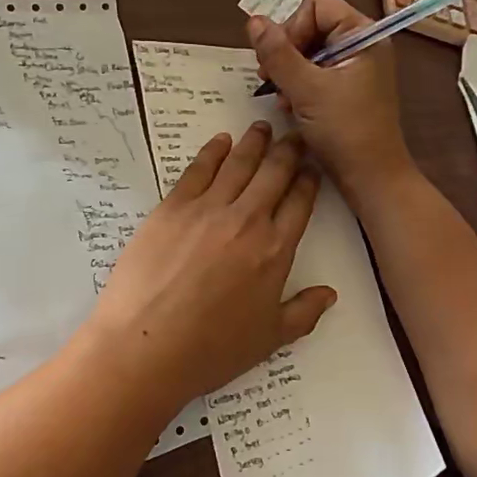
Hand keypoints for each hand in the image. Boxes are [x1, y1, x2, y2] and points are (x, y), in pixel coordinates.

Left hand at [84, 123, 335, 407]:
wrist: (146, 345)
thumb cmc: (211, 350)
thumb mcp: (269, 339)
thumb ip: (303, 313)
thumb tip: (330, 294)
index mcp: (275, 251)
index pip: (300, 203)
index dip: (308, 181)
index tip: (311, 167)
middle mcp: (246, 221)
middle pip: (273, 174)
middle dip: (287, 151)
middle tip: (293, 135)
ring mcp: (206, 210)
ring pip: (238, 165)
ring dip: (253, 143)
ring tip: (262, 127)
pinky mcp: (171, 208)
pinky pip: (197, 170)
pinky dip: (212, 152)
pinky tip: (221, 142)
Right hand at [247, 0, 414, 201]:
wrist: (371, 177)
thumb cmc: (346, 130)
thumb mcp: (307, 89)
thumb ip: (278, 54)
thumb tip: (254, 21)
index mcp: (361, 35)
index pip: (315, 5)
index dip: (291, 27)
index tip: (281, 60)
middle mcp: (359, 45)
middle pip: (309, 25)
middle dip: (286, 50)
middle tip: (271, 78)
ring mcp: (353, 68)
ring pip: (306, 51)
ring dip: (288, 71)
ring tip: (281, 96)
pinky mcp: (344, 90)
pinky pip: (313, 73)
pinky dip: (297, 85)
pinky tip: (289, 105)